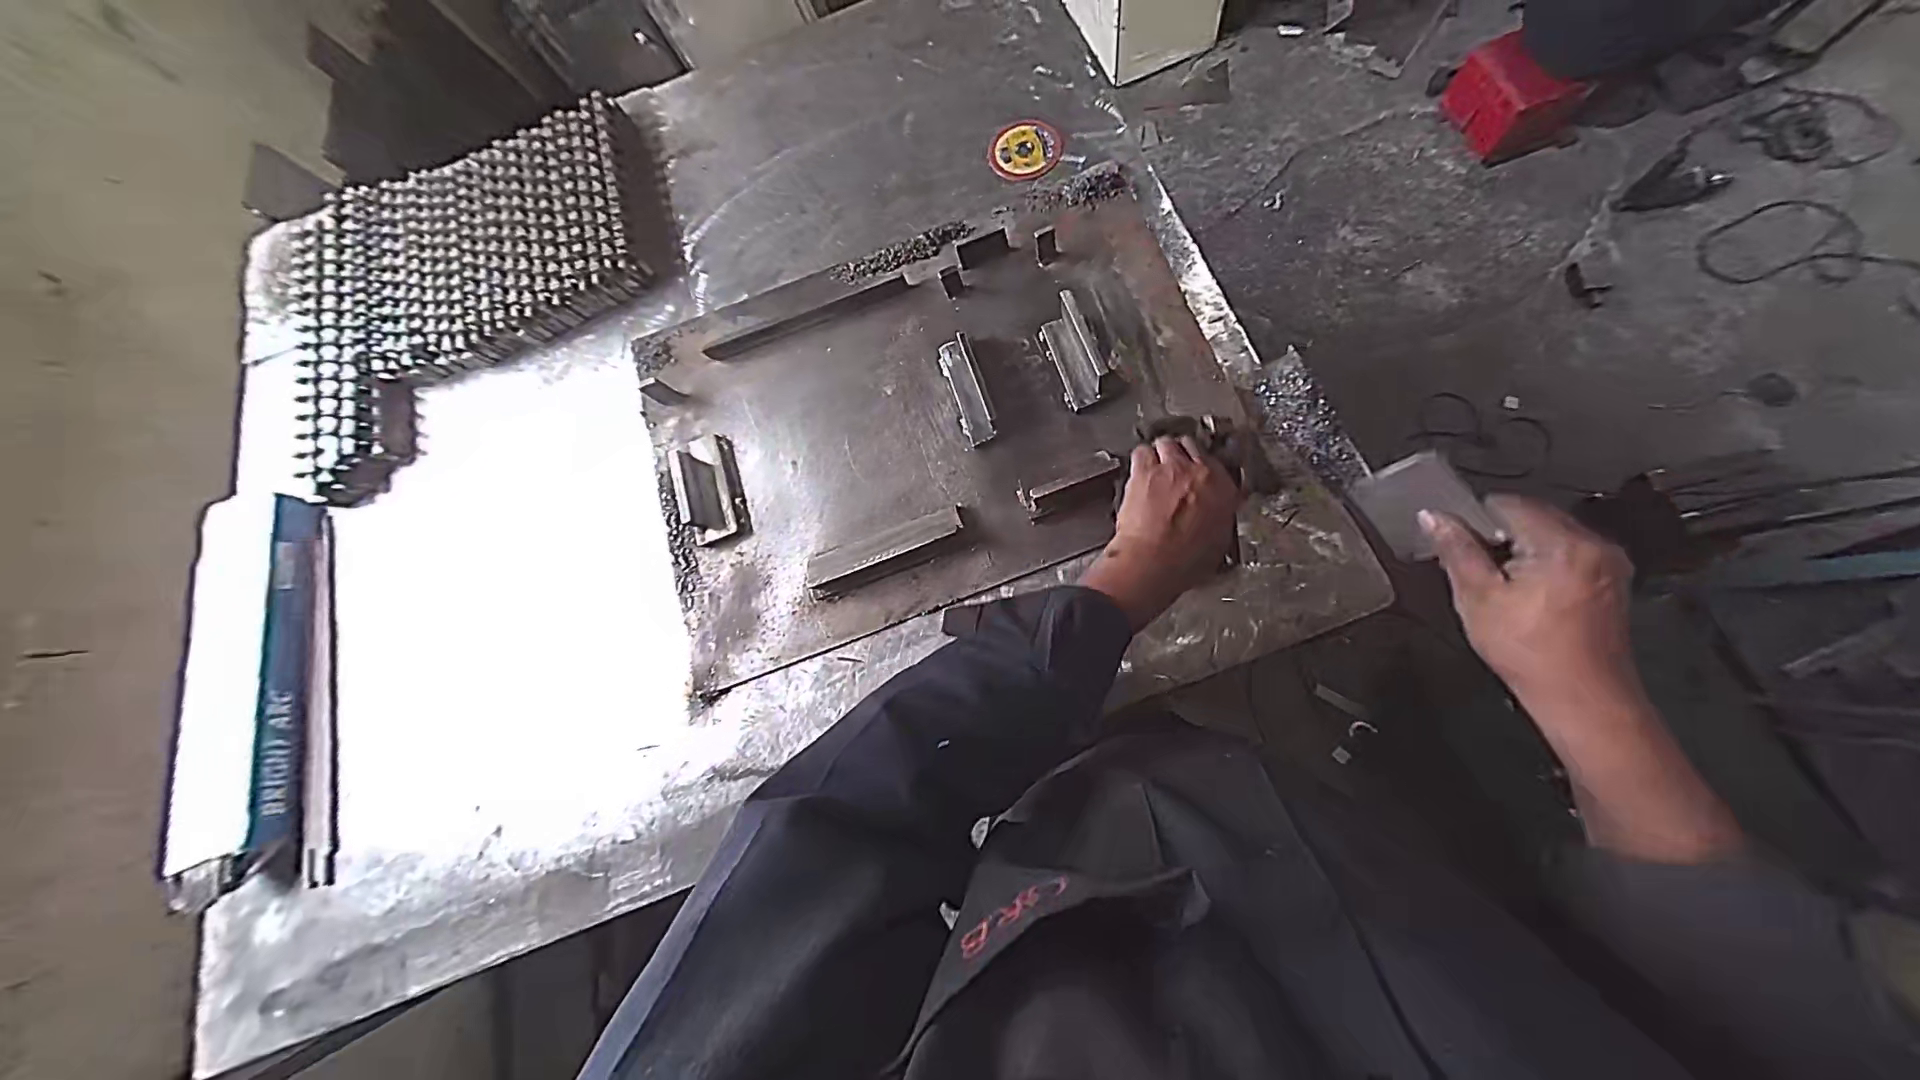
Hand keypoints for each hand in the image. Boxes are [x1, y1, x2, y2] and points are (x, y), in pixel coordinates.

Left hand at [1080, 436, 1241, 629]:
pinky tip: (1139, 468)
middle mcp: (1201, 473)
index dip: (1206, 470)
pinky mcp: (1144, 471)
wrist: (1154, 561)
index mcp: (1226, 491)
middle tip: (1175, 468)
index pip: (1220, 466)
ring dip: (1161, 453)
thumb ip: (1218, 520)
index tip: (1200, 474)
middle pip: (1192, 447)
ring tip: (1156, 465)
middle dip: (1183, 456)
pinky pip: (1142, 452)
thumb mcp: (1217, 542)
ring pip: (1167, 443)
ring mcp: (1172, 469)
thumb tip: (1213, 521)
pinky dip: (1141, 458)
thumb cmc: (1183, 560)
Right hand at [1420, 495, 1638, 710]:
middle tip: (1473, 568)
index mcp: (1563, 545)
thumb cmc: (1531, 653)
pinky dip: (1538, 563)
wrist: (1580, 696)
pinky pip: (1564, 553)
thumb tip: (1433, 517)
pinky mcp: (1608, 580)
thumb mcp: (1476, 596)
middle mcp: (1595, 547)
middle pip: (1531, 516)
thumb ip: (1455, 549)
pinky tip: (1521, 594)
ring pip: (1546, 534)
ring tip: (1497, 586)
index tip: (1455, 541)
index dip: (1473, 519)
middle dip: (1496, 536)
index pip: (1508, 503)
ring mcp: (1607, 563)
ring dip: (1516, 550)